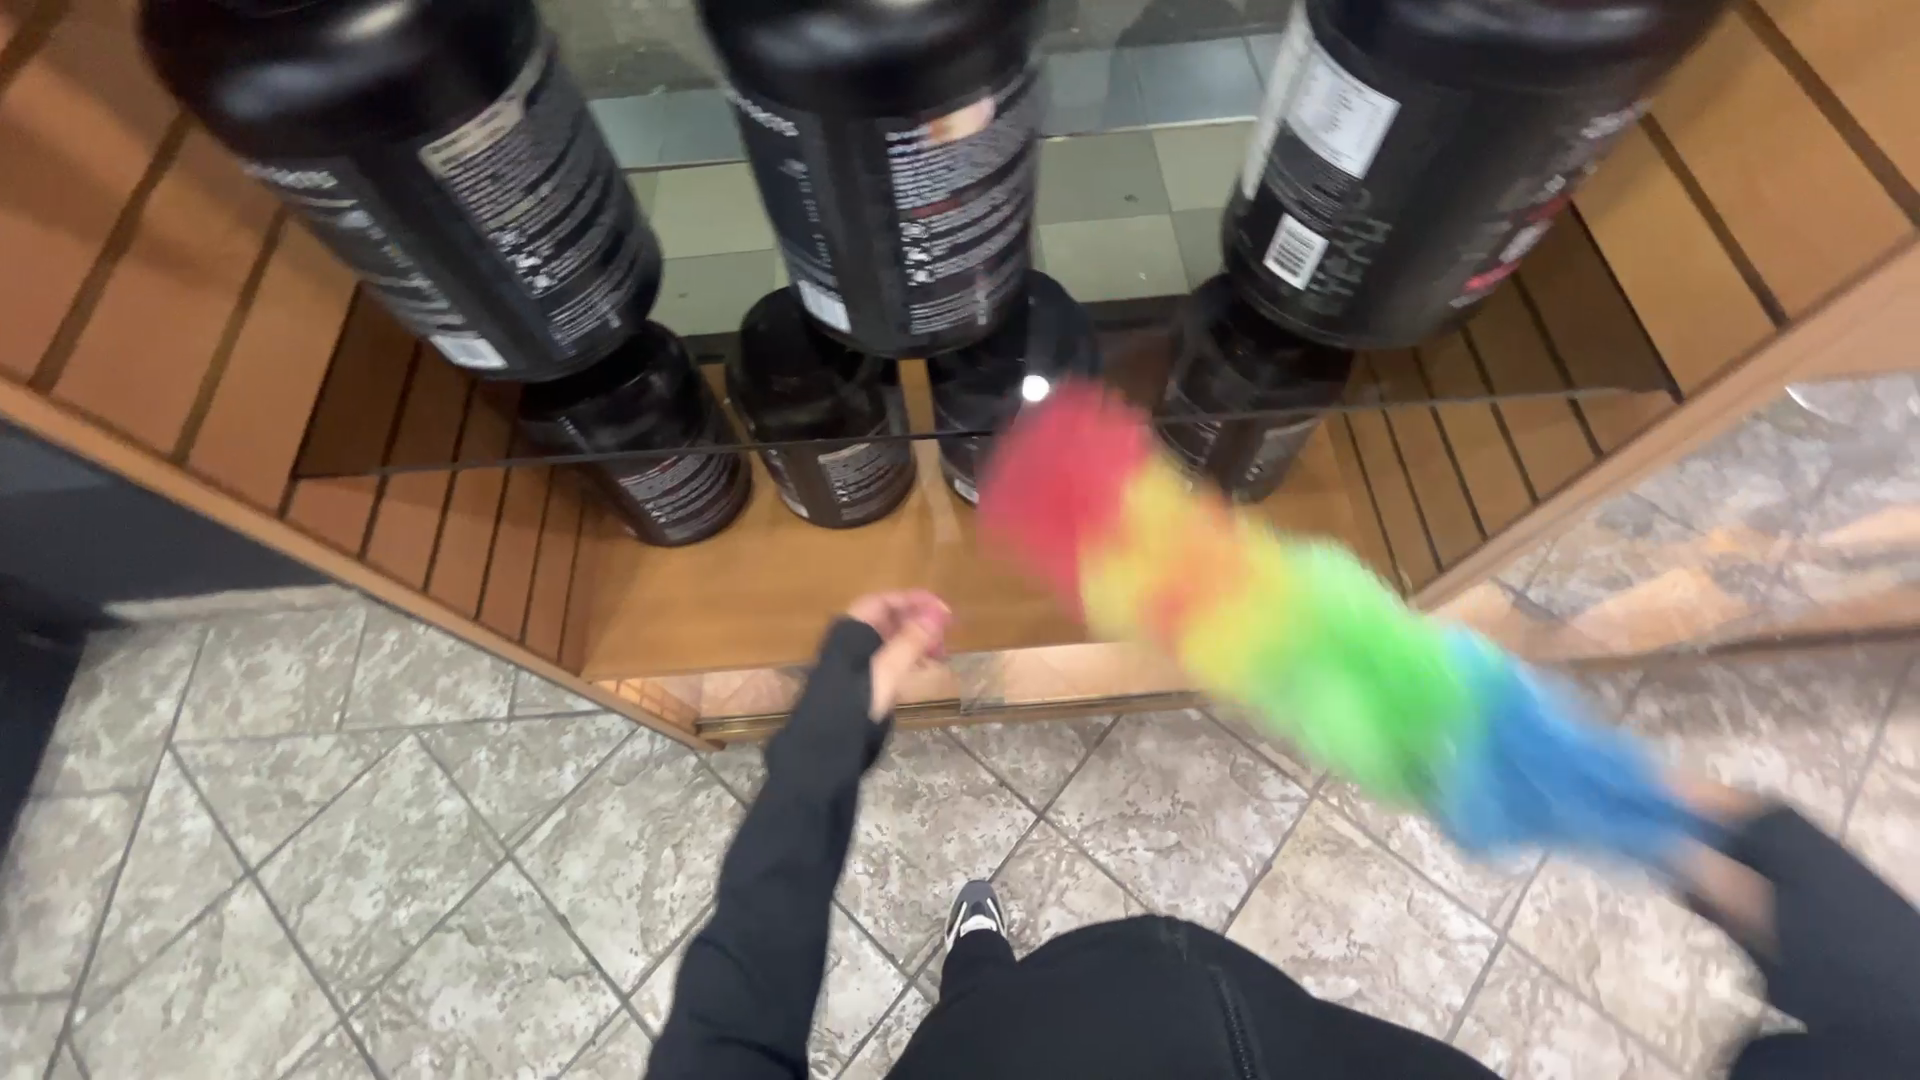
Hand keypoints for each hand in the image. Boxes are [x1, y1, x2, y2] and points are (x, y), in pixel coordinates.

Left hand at [846, 590, 951, 719]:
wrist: (830, 741)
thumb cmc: (857, 700)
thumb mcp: (888, 668)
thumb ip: (912, 640)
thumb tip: (937, 613)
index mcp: (853, 630)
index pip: (885, 602)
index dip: (913, 601)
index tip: (941, 610)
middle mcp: (853, 640)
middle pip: (889, 619)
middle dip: (919, 622)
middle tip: (946, 632)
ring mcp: (857, 661)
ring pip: (891, 640)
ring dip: (917, 641)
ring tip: (940, 653)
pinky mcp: (862, 681)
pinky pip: (890, 659)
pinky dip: (908, 658)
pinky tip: (924, 667)